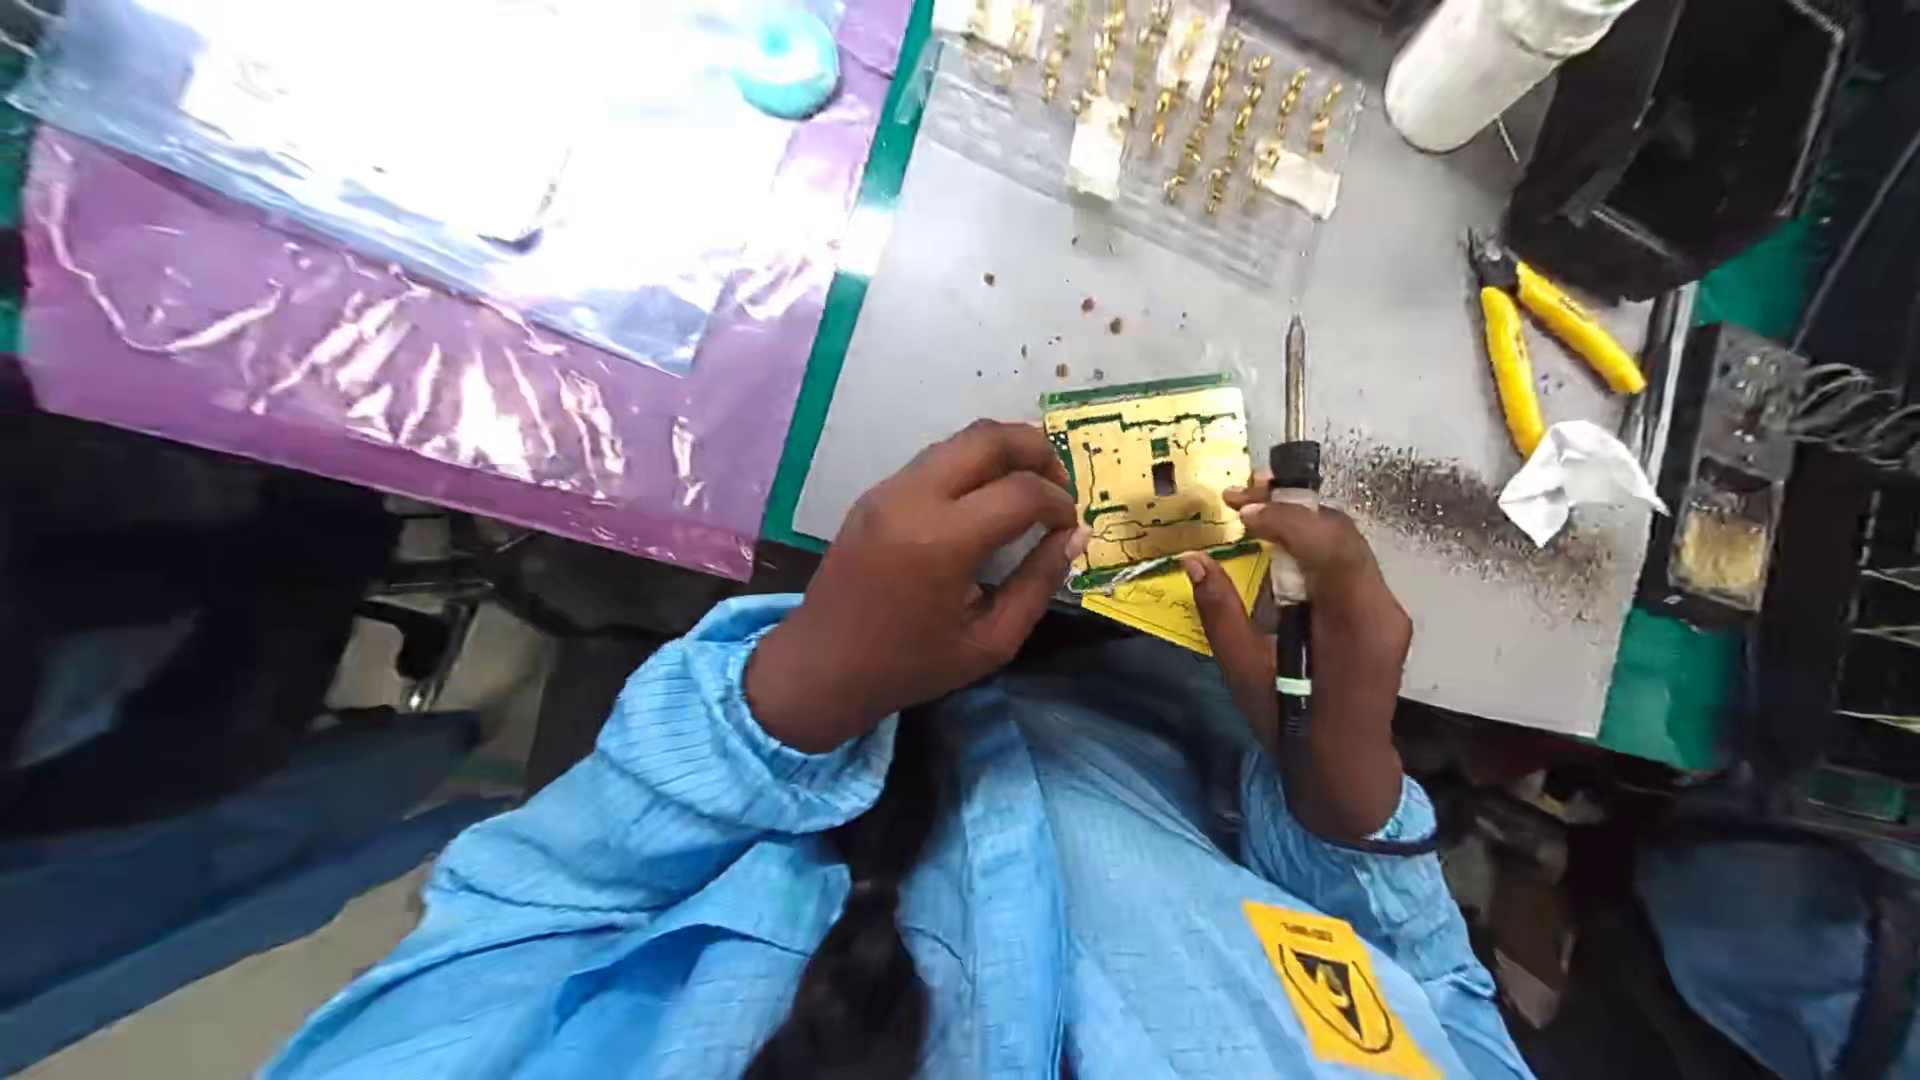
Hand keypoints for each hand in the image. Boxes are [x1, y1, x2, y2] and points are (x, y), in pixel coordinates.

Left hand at [748, 420, 1090, 751]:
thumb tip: (1075, 536)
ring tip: (1031, 484)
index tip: (1069, 526)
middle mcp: (912, 499)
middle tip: (1060, 484)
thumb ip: (1038, 583)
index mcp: (942, 542)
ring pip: (959, 440)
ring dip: (1004, 451)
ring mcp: (887, 490)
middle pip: (989, 438)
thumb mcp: (989, 641)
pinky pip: (934, 459)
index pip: (1021, 491)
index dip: (1058, 502)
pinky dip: (972, 463)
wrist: (822, 665)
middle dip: (1037, 450)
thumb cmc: (909, 665)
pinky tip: (989, 494)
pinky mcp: (874, 493)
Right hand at [1179, 475, 1411, 840]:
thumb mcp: (1243, 669)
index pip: (1335, 549)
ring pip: (1345, 541)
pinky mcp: (1375, 609)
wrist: (1342, 762)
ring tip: (1248, 508)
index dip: (1288, 520)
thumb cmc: (1290, 722)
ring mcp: (1385, 607)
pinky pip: (1344, 559)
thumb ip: (1219, 611)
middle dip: (1290, 506)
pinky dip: (1307, 541)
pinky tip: (1273, 540)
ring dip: (1297, 519)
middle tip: (1237, 495)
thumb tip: (1192, 559)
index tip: (1240, 513)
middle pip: (1343, 535)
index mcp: (1358, 626)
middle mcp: (1383, 608)